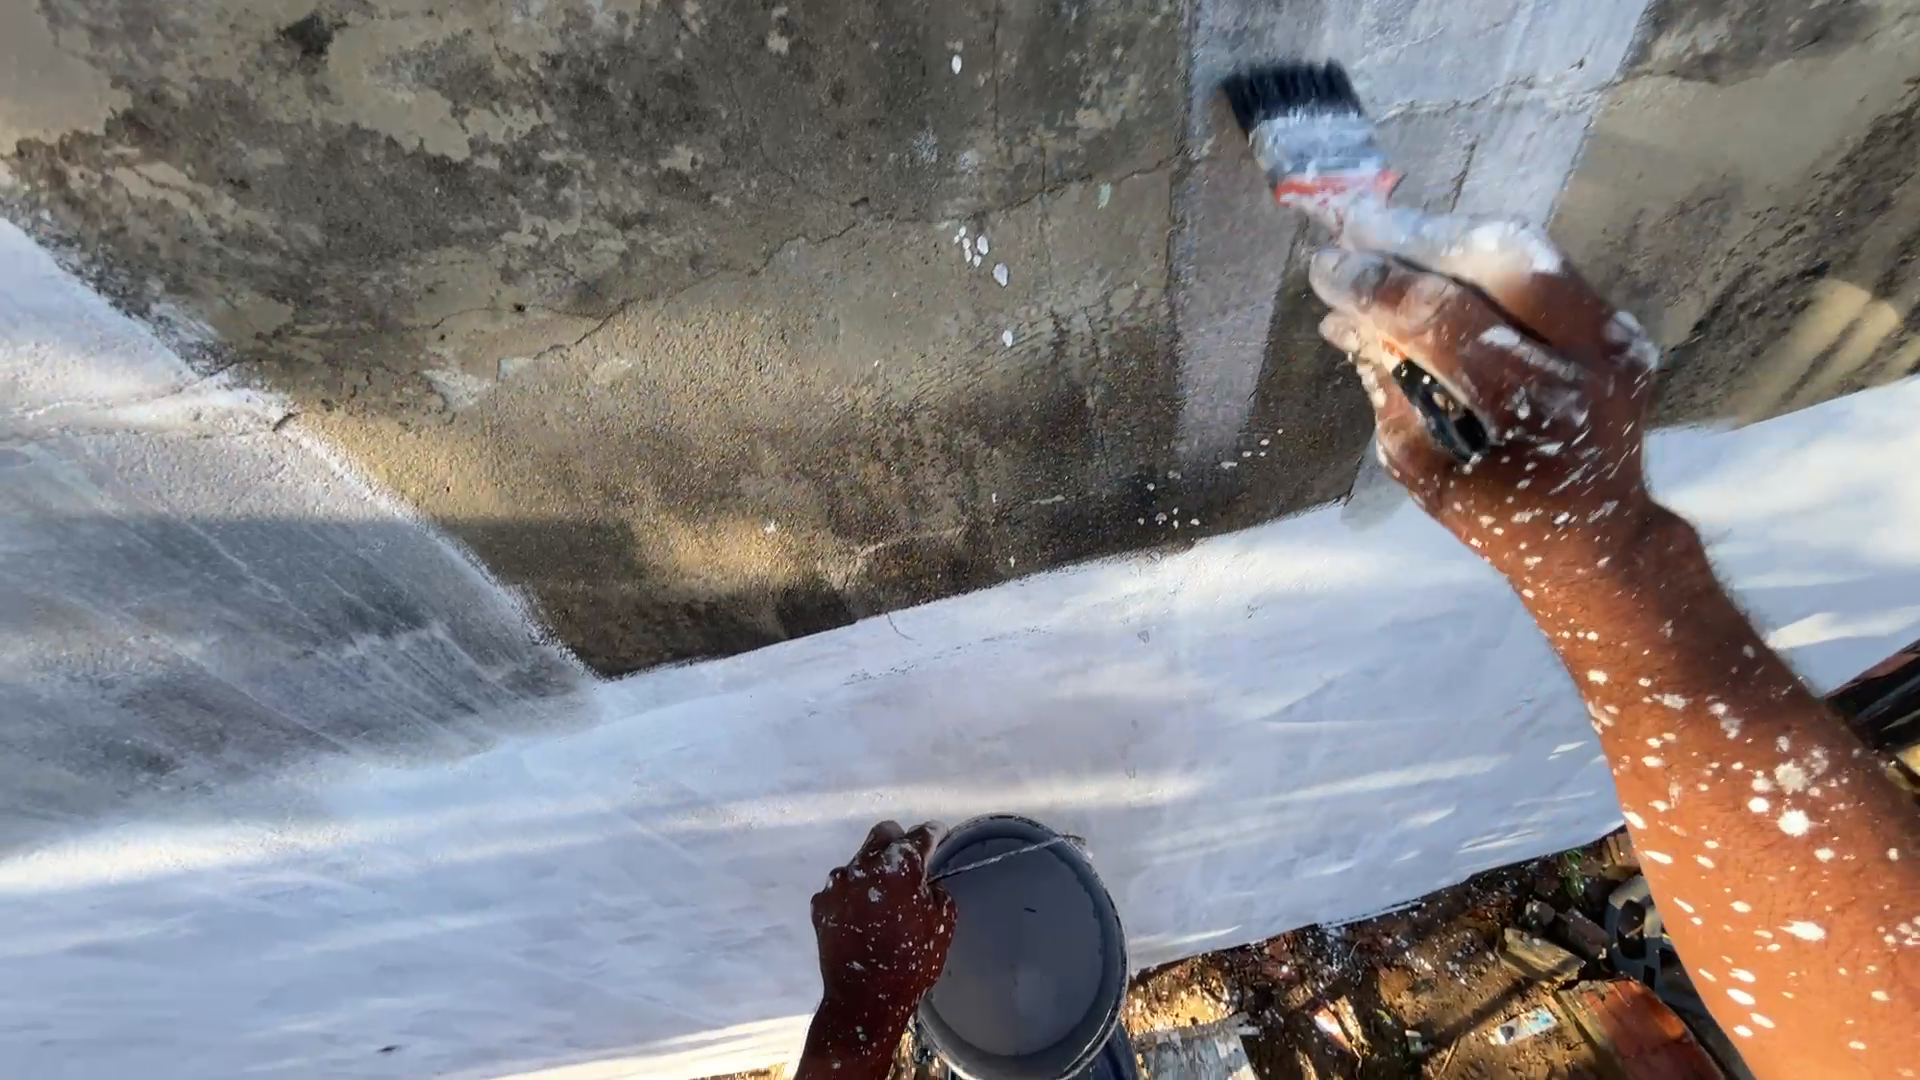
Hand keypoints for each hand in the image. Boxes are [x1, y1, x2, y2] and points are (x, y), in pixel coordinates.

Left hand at [811, 820, 954, 1021]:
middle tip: (909, 862)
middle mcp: (866, 863)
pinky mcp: (821, 902)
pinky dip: (854, 893)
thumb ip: (935, 890)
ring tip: (882, 897)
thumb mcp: (942, 924)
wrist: (864, 1001)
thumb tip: (925, 882)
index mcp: (900, 864)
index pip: (921, 835)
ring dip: (873, 869)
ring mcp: (839, 881)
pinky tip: (862, 915)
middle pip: (884, 834)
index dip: (934, 833)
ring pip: (860, 859)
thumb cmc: (911, 962)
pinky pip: (842, 886)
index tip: (939, 834)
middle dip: (899, 841)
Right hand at [1310, 209, 1661, 586]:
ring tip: (1381, 229)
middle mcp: (1588, 354)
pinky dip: (1473, 257)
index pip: (1442, 318)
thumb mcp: (1419, 467)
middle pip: (1499, 259)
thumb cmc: (1493, 514)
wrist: (1595, 533)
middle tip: (1350, 222)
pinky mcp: (1617, 321)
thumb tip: (1349, 323)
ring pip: (1524, 249)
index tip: (1324, 266)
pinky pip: (1536, 267)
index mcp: (1531, 405)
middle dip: (1413, 236)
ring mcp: (1615, 331)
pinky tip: (1427, 255)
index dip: (1377, 286)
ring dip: (1443, 236)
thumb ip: (1390, 389)